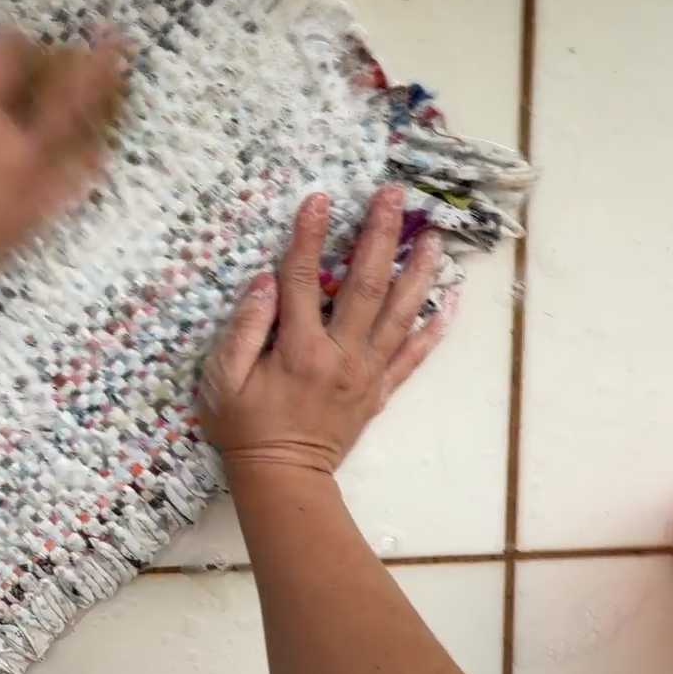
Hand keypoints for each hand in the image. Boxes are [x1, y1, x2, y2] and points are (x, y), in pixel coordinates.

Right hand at [201, 185, 454, 475]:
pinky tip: (450, 302)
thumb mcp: (222, 379)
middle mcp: (340, 354)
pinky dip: (434, 328)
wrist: (281, 476)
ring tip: (432, 235)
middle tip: (391, 197)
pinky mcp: (379, 390)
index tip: (318, 199)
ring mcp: (367, 372)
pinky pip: (414, 356)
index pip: (301, 279)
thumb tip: (263, 282)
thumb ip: (243, 330)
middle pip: (365, 285)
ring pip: (400, 314)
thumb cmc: (243, 425)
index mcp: (297, 349)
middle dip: (379, 236)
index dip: (307, 236)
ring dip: (419, 271)